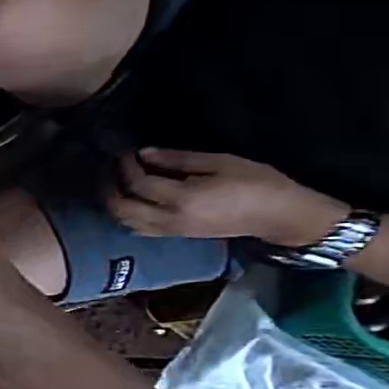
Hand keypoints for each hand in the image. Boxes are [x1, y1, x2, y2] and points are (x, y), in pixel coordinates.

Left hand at [108, 149, 348, 245]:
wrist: (278, 216)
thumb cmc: (256, 183)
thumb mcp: (220, 162)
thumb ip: (178, 159)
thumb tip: (144, 153)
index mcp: (181, 199)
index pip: (137, 184)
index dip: (125, 166)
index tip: (125, 152)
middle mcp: (168, 219)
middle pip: (120, 208)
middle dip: (109, 186)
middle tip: (111, 168)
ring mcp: (169, 231)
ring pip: (124, 221)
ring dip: (114, 202)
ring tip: (117, 181)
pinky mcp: (173, 236)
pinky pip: (137, 228)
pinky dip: (125, 214)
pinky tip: (131, 198)